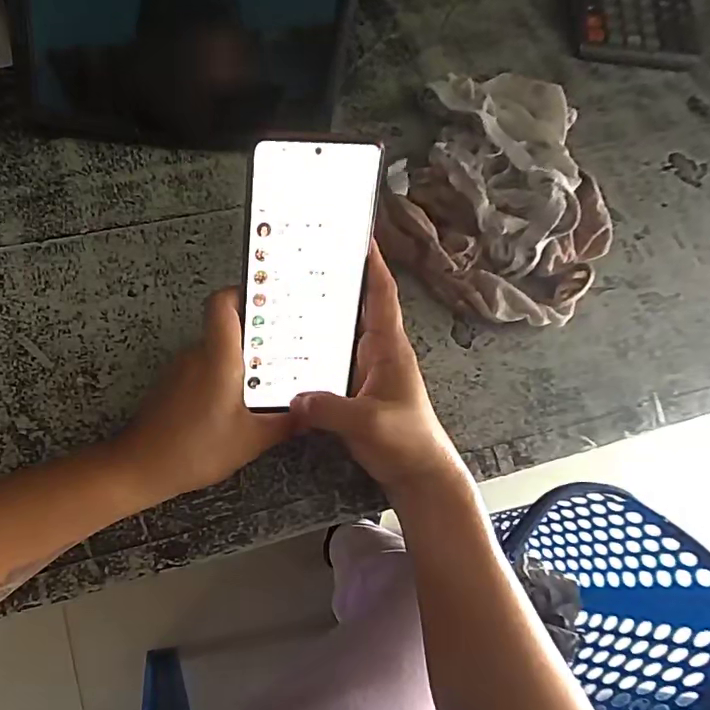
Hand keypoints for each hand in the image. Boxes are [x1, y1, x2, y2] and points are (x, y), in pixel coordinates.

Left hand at [114, 288, 296, 499]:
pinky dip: (220, 381)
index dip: (246, 294)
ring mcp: (180, 370)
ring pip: (216, 352)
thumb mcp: (251, 440)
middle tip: (283, 352)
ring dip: (240, 364)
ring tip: (265, 385)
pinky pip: (202, 371)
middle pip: (226, 328)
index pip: (224, 303)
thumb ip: (285, 423)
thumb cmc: (191, 451)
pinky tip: (235, 406)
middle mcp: (196, 356)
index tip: (269, 302)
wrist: (140, 468)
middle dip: (256, 339)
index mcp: (218, 358)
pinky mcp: (172, 386)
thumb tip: (307, 414)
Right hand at [290, 243, 464, 501]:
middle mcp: (378, 354)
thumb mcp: (367, 424)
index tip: (359, 236)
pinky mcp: (356, 392)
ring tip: (289, 302)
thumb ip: (331, 409)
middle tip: (308, 263)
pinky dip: (313, 354)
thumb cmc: (407, 443)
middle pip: (356, 309)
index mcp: (389, 350)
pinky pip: (330, 364)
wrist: (419, 474)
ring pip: (340, 337)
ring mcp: (366, 373)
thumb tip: (296, 397)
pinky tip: (290, 356)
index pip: (380, 296)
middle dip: (336, 285)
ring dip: (321, 320)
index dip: (372, 265)